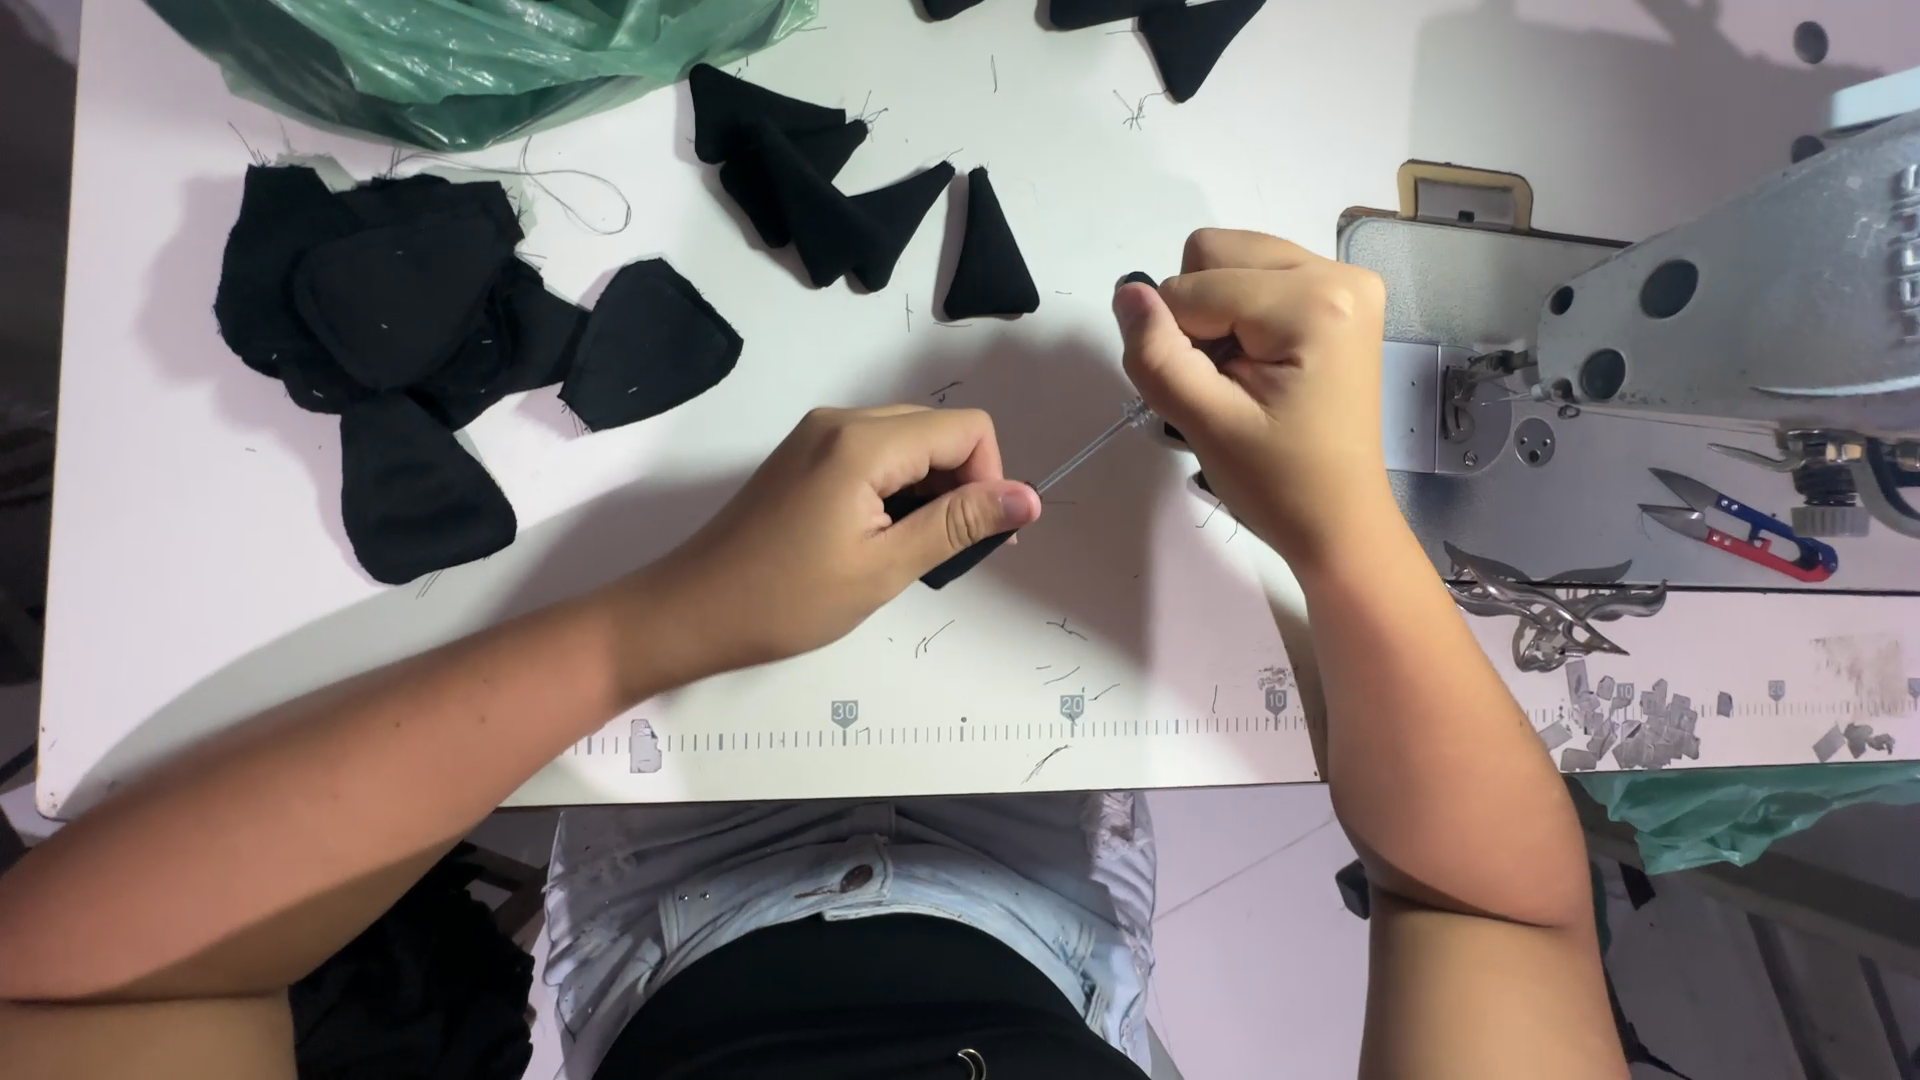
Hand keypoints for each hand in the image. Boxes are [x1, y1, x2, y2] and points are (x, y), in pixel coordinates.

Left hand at [617, 406, 1040, 683]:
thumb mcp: (884, 567)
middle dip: (961, 485)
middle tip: (946, 551)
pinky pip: (876, 453)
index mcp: (863, 441)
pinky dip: (897, 488)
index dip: (988, 479)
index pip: (967, 429)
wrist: (692, 611)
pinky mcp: (806, 455)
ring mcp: (818, 434)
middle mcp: (842, 420)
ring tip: (910, 549)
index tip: (975, 537)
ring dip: (929, 489)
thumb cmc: (788, 600)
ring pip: (909, 442)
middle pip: (938, 430)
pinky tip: (879, 534)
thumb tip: (1029, 497)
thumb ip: (959, 525)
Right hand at [1115, 229, 1393, 567]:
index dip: (1177, 344)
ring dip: (1214, 316)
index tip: (1209, 395)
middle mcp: (1338, 272)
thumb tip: (1127, 292)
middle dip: (1196, 316)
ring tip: (1241, 375)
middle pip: (1212, 253)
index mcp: (1314, 301)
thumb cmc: (1275, 482)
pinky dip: (1238, 316)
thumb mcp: (1203, 422)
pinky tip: (1258, 365)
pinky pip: (1256, 277)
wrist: (1335, 519)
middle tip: (1224, 381)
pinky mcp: (1339, 297)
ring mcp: (1344, 280)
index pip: (1191, 289)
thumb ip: (1156, 354)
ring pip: (1230, 260)